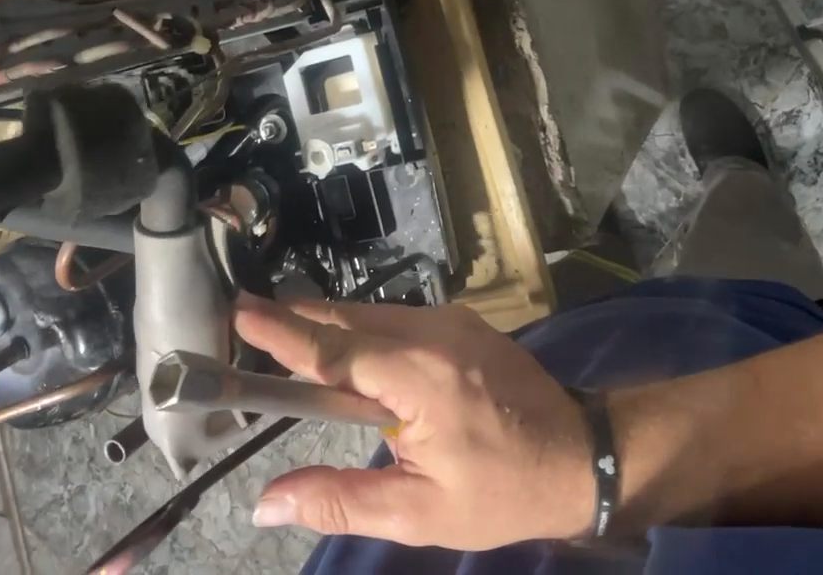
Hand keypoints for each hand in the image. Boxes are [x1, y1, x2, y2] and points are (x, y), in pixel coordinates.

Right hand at [232, 293, 593, 547]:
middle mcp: (434, 333)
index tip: (242, 310)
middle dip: (300, 318)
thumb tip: (266, 500)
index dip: (284, 332)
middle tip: (251, 314)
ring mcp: (454, 322)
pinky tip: (349, 347)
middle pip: (351, 320)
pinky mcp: (465, 324)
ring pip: (376, 315)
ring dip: (332, 324)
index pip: (335, 349)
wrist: (580, 457)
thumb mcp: (417, 511)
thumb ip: (340, 498)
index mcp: (420, 376)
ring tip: (289, 332)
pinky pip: (401, 319)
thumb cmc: (500, 492)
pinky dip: (367, 330)